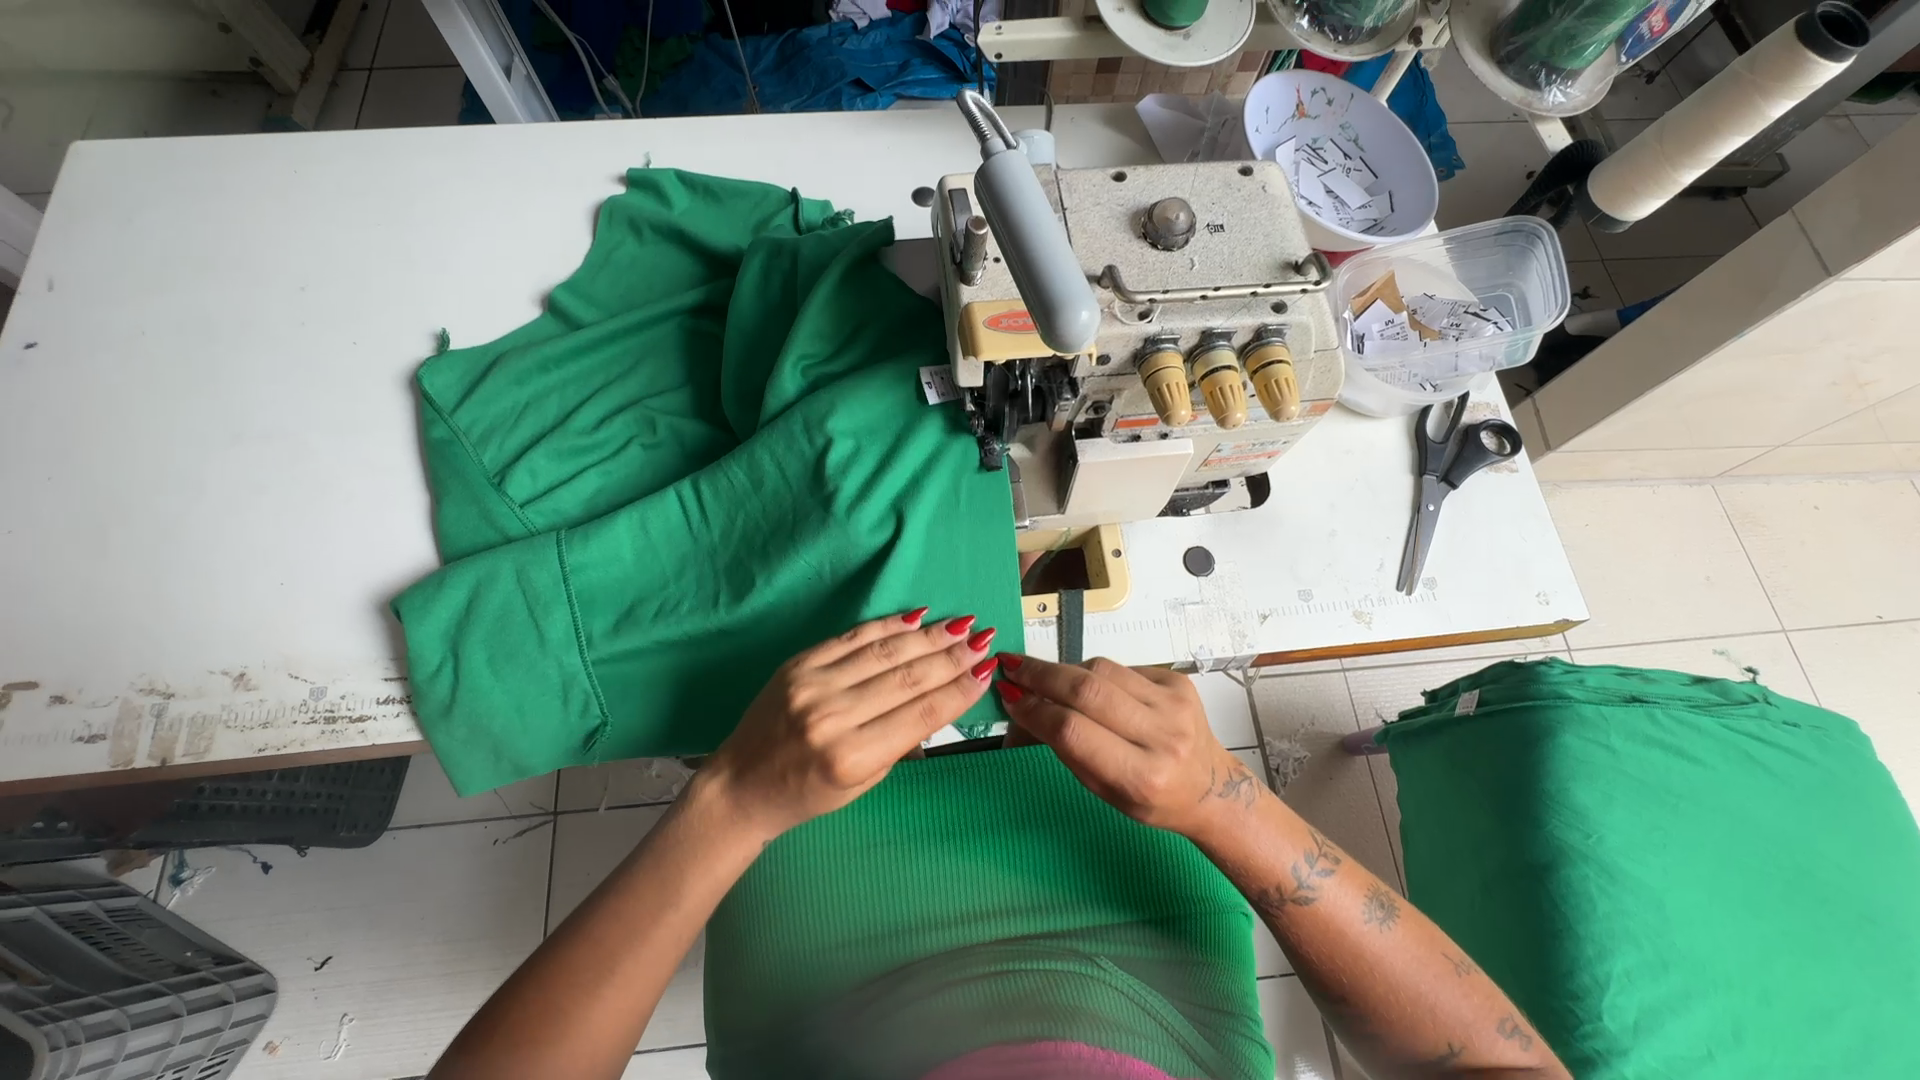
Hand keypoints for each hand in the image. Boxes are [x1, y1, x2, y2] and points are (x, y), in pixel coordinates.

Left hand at [703, 608, 998, 842]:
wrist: (741, 785)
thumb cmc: (807, 795)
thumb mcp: (863, 784)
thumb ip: (901, 742)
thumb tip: (942, 699)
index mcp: (852, 756)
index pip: (921, 714)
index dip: (959, 690)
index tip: (988, 670)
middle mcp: (833, 716)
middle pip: (908, 678)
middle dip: (952, 657)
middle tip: (984, 638)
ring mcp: (812, 685)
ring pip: (885, 653)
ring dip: (929, 637)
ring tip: (960, 625)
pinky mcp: (798, 664)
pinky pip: (853, 638)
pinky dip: (888, 625)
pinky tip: (917, 618)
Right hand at [997, 655, 1259, 838]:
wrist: (1212, 789)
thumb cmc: (1151, 800)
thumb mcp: (1104, 791)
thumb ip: (1065, 748)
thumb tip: (1021, 705)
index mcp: (1141, 776)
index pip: (1073, 731)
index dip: (1034, 709)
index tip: (1007, 696)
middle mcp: (1162, 736)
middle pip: (1087, 690)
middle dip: (1040, 675)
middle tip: (1010, 667)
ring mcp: (1174, 703)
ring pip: (1102, 669)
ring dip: (1064, 669)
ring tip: (1040, 674)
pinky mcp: (1178, 680)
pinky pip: (1122, 667)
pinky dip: (1095, 673)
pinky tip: (1087, 685)